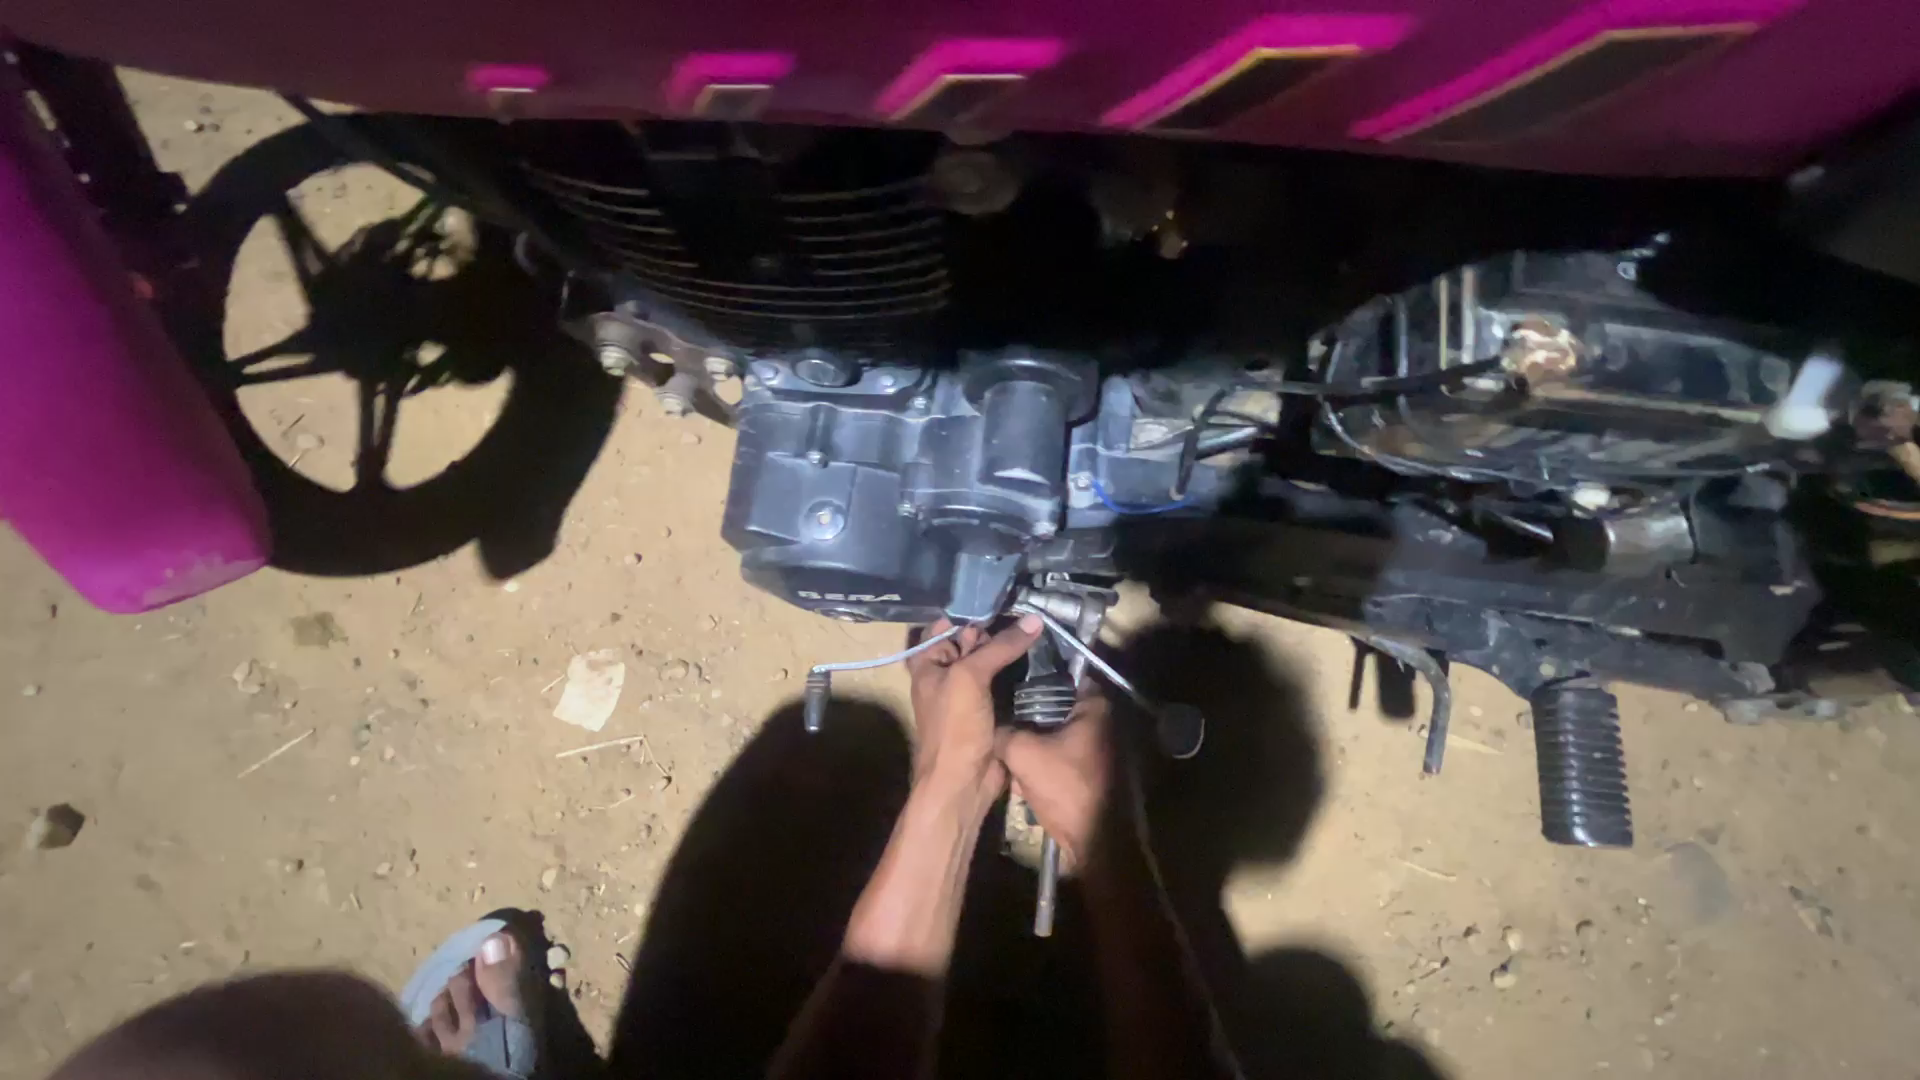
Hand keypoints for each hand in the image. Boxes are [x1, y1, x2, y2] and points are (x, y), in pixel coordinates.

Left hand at [904, 615, 1041, 801]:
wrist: (962, 783)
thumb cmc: (954, 726)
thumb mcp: (971, 677)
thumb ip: (1000, 646)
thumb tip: (1035, 620)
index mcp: (928, 662)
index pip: (948, 624)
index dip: (973, 611)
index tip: (1005, 597)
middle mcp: (946, 673)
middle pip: (973, 641)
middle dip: (999, 628)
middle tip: (1031, 610)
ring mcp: (969, 691)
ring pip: (992, 661)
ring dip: (1012, 650)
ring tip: (1042, 627)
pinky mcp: (991, 707)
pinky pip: (1005, 681)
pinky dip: (1020, 671)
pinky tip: (1042, 655)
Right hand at [997, 685, 1114, 872]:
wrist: (1094, 840)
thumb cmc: (1065, 786)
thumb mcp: (1022, 753)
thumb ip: (1003, 731)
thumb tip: (988, 724)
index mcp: (1093, 707)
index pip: (1065, 674)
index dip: (1036, 674)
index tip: (1011, 678)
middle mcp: (1100, 722)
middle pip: (1057, 703)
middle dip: (1029, 710)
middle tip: (1002, 711)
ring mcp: (1097, 748)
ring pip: (1055, 731)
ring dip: (1033, 738)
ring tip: (1004, 741)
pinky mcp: (1088, 770)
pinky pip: (1059, 753)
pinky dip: (1042, 758)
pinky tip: (1018, 770)